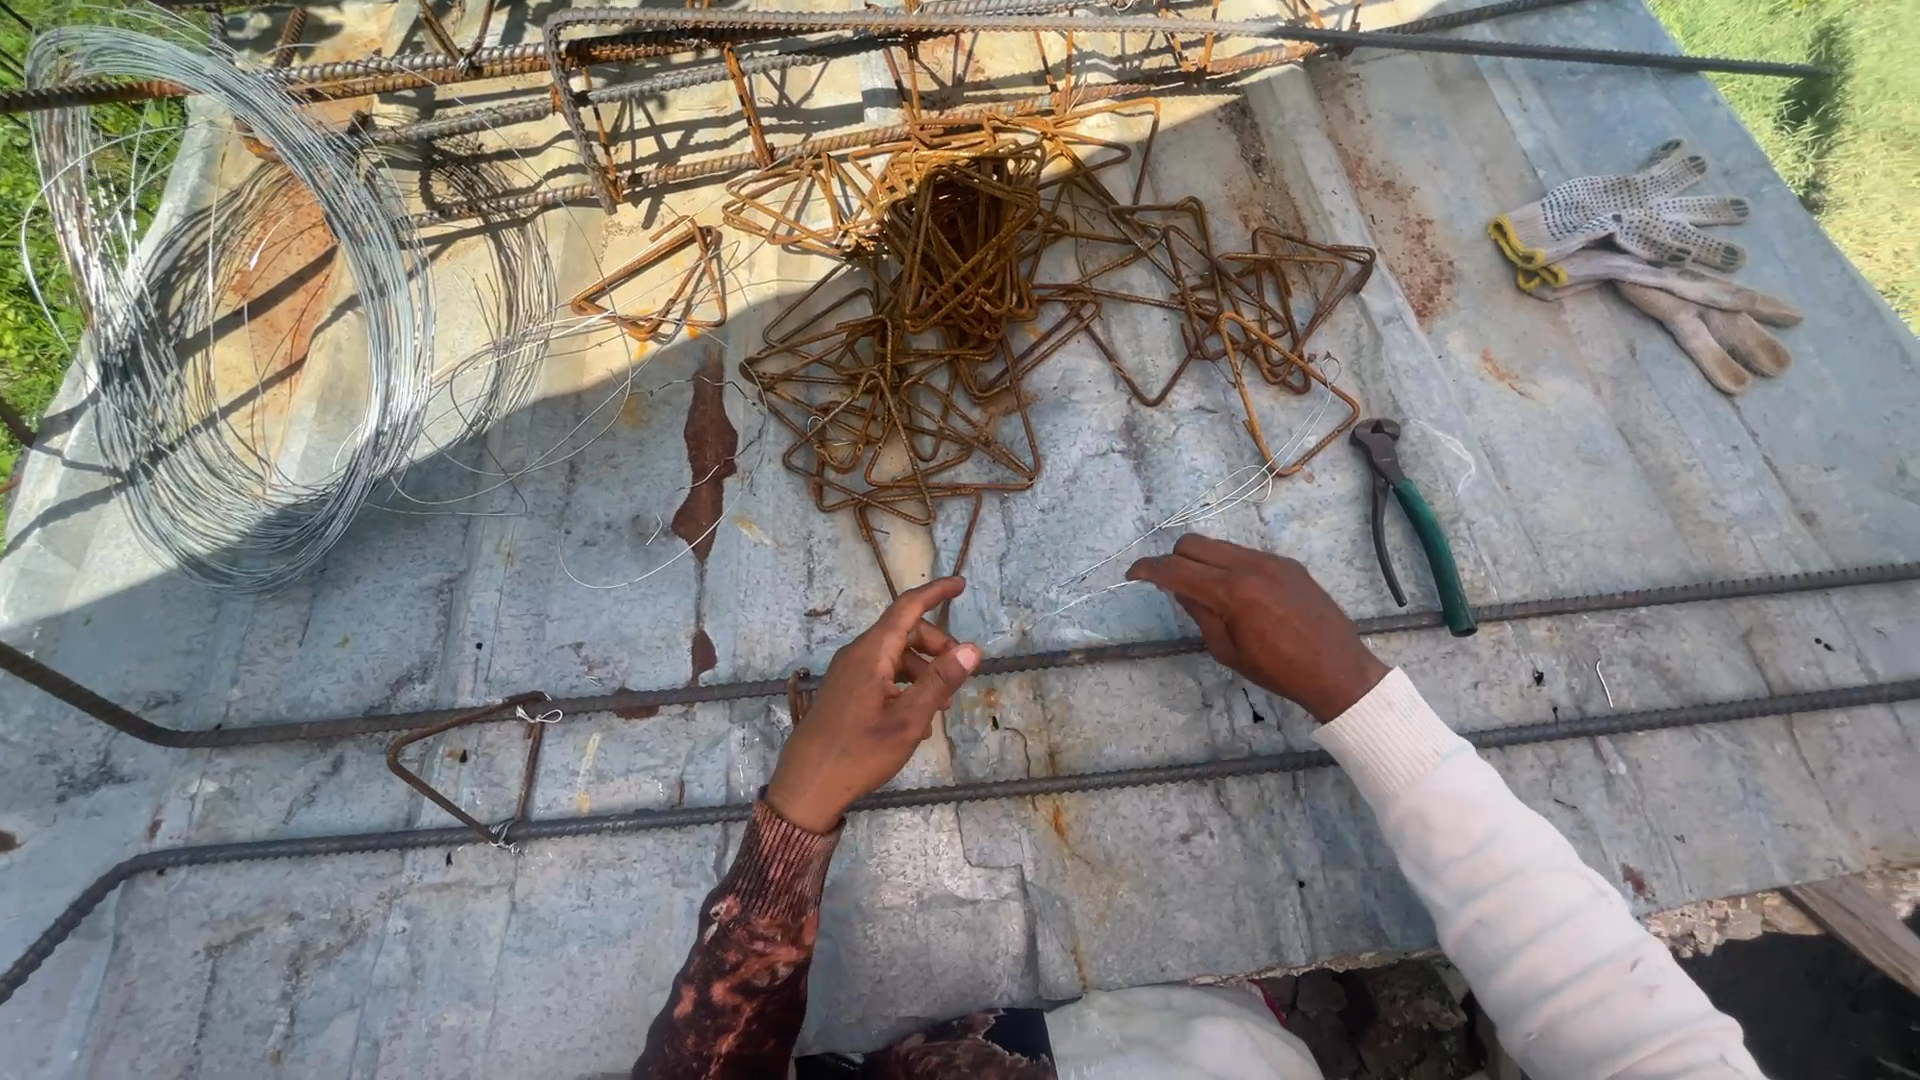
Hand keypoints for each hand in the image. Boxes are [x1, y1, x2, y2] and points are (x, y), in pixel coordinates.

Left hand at [765, 578, 981, 832]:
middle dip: (937, 646)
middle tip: (959, 674)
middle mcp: (858, 654)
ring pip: (895, 655)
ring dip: (923, 670)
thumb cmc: (860, 752)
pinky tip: (918, 718)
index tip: (961, 584)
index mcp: (872, 652)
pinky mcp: (845, 690)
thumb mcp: (909, 720)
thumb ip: (941, 681)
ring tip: (942, 705)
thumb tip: (973, 649)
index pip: (908, 607)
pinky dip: (905, 684)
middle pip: (905, 632)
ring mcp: (848, 672)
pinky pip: (882, 673)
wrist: (807, 786)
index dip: (936, 592)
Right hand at [1128, 534, 1388, 722]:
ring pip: (1219, 545)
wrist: (1338, 670)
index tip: (1133, 574)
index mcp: (1232, 592)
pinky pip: (1245, 554)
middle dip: (1173, 560)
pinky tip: (1238, 593)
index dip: (1148, 569)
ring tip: (1206, 591)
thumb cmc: (1278, 670)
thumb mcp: (1226, 649)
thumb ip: (1198, 611)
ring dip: (1201, 561)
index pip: (1176, 569)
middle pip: (1192, 543)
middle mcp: (1250, 566)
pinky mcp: (1288, 563)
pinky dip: (1228, 566)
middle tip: (1170, 584)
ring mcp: (1272, 561)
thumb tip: (1178, 587)